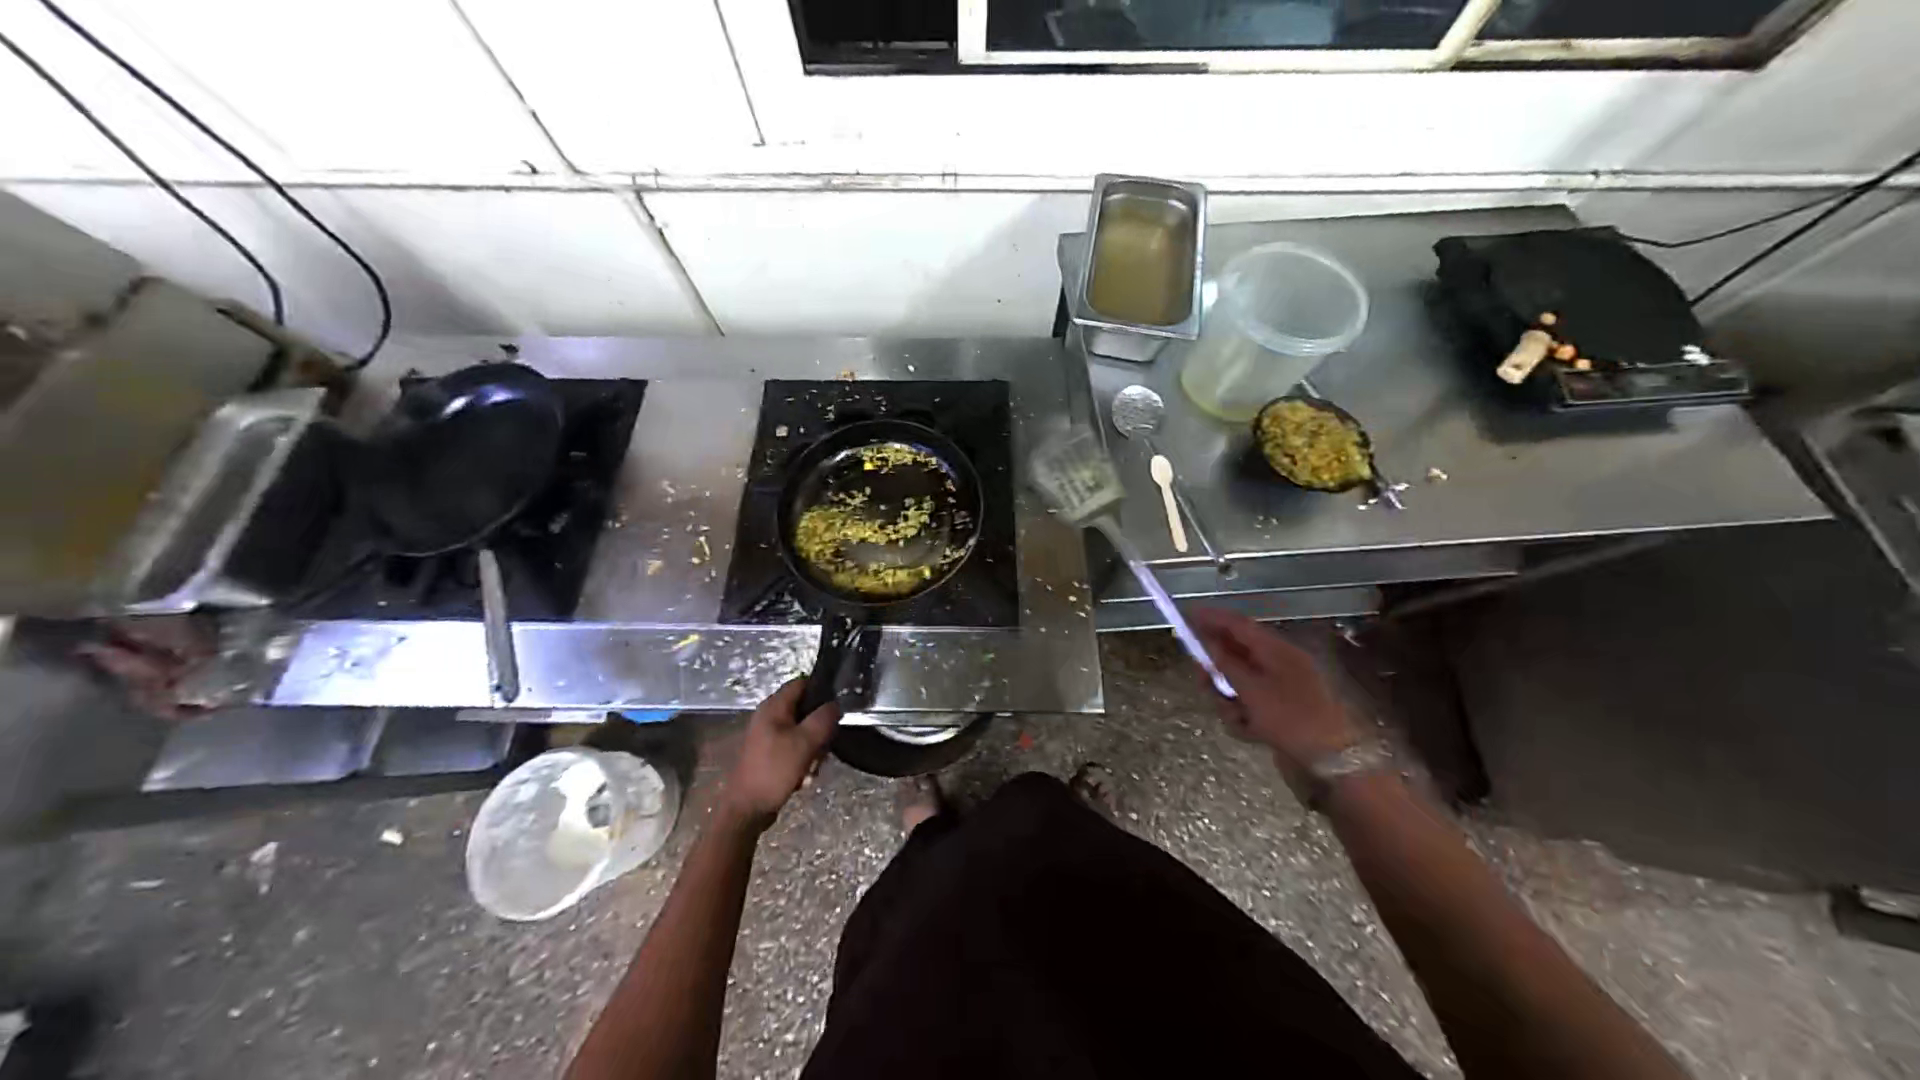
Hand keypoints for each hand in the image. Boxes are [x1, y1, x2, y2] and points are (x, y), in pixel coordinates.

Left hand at [720, 678, 840, 829]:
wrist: (747, 809)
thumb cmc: (775, 770)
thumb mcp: (805, 742)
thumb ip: (823, 718)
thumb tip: (835, 704)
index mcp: (773, 707)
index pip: (802, 683)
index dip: (822, 691)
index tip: (837, 708)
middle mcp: (768, 717)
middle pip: (805, 710)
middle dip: (819, 728)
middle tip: (825, 745)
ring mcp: (768, 736)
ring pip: (802, 732)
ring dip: (814, 748)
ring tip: (814, 766)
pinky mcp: (769, 754)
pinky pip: (794, 749)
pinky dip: (803, 760)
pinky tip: (804, 776)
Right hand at [1190, 608, 1358, 779]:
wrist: (1333, 761)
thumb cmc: (1291, 718)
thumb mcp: (1252, 689)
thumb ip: (1225, 663)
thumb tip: (1205, 640)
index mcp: (1277, 651)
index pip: (1238, 624)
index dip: (1211, 618)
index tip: (1186, 615)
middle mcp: (1279, 664)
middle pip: (1235, 655)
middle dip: (1216, 669)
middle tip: (1202, 680)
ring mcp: (1280, 689)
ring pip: (1238, 684)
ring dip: (1229, 699)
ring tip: (1234, 717)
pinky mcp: (1281, 711)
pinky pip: (1250, 705)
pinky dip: (1244, 716)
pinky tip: (1250, 731)